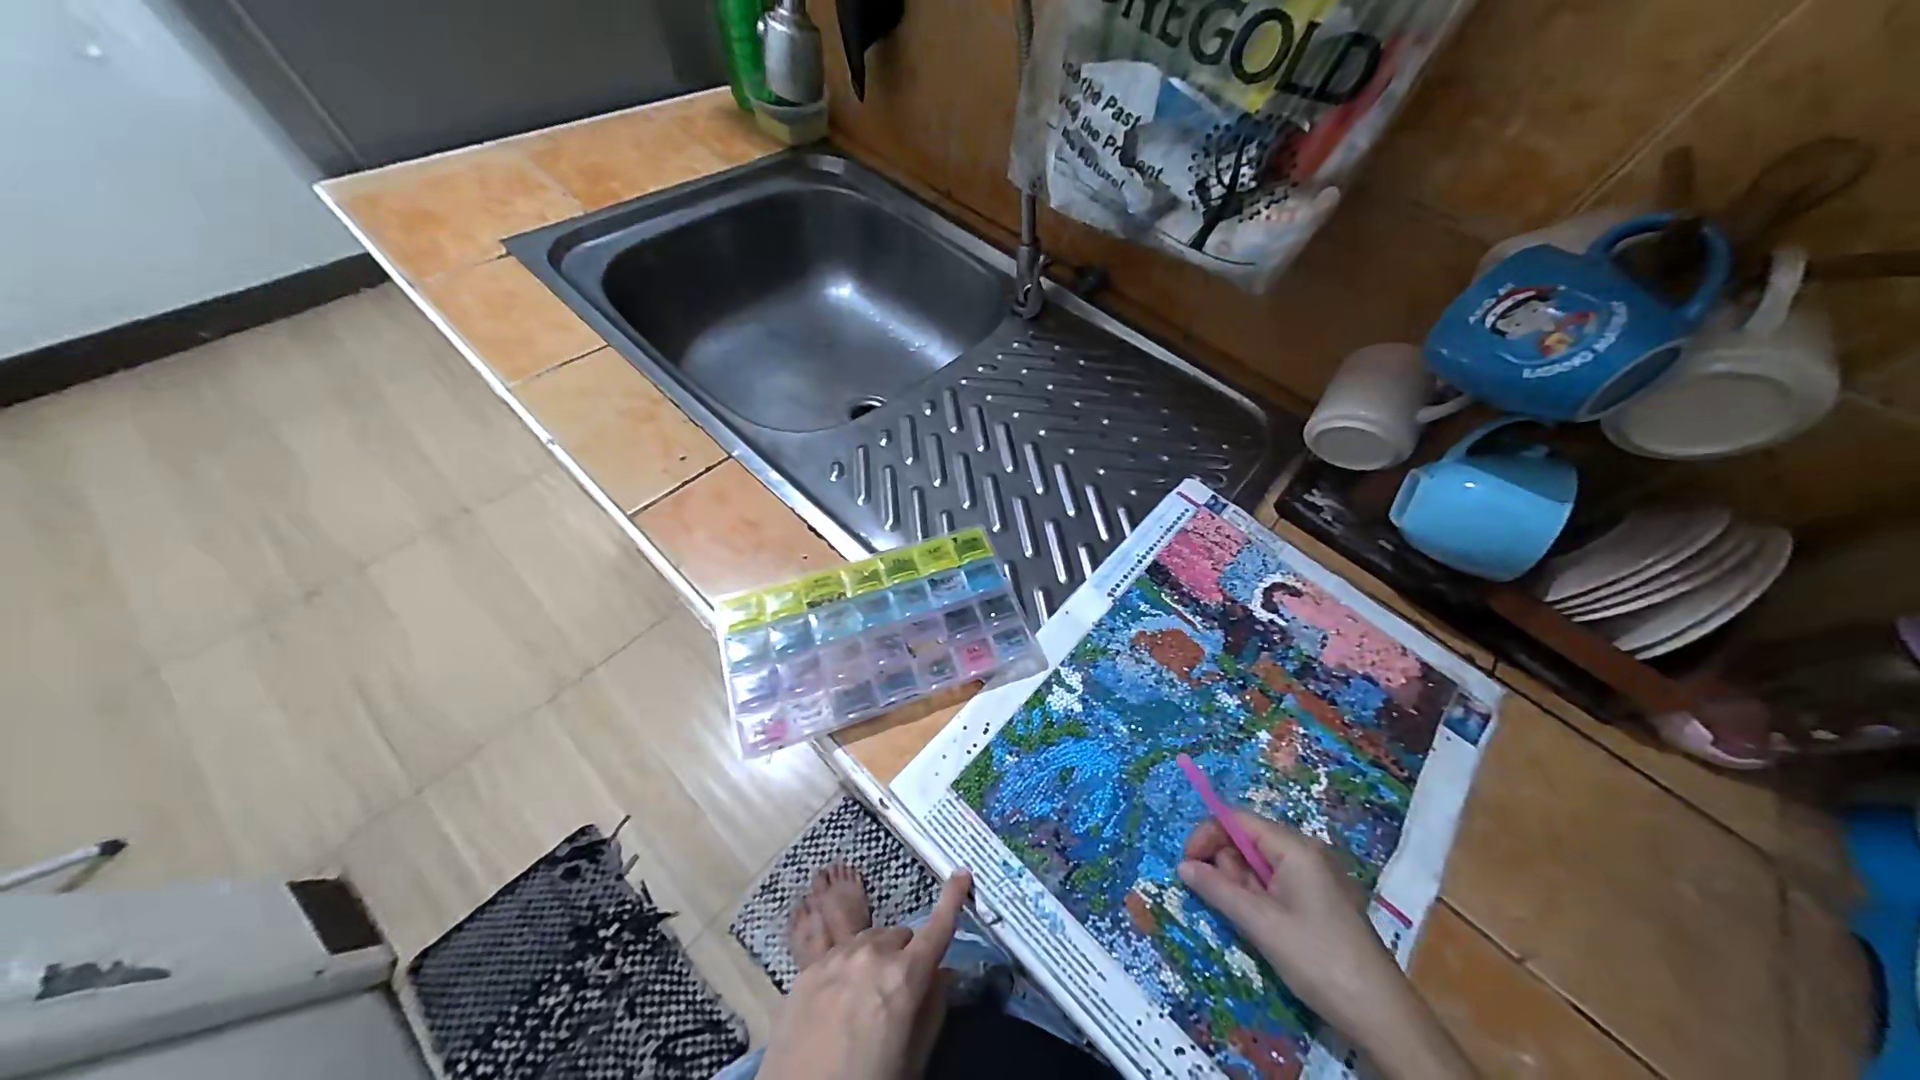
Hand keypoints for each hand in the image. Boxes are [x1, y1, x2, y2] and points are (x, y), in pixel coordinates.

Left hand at [758, 869, 972, 1079]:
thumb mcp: (914, 1058)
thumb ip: (932, 1009)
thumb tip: (940, 974)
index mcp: (904, 977)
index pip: (937, 928)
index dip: (952, 899)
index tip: (961, 873)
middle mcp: (871, 955)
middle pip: (901, 937)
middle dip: (907, 955)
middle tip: (901, 991)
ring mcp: (836, 957)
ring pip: (869, 940)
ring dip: (877, 956)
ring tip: (868, 996)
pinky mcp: (809, 968)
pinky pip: (839, 951)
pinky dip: (849, 965)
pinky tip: (840, 997)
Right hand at [1179, 812, 1476, 1079]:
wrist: (1381, 1014)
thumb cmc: (1318, 959)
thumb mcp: (1260, 923)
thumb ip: (1218, 889)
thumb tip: (1183, 866)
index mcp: (1295, 848)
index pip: (1237, 819)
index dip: (1206, 835)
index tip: (1186, 865)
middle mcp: (1305, 853)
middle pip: (1247, 839)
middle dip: (1225, 865)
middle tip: (1223, 902)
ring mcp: (1313, 877)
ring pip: (1258, 864)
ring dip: (1240, 885)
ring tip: (1246, 921)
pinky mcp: (1317, 900)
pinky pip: (1274, 884)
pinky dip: (1257, 898)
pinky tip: (1259, 925)